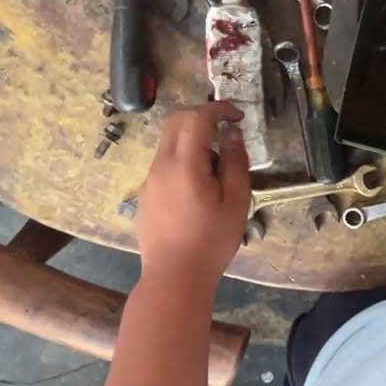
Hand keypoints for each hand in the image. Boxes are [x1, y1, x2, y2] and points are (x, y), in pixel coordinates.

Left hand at [133, 102, 250, 291]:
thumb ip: (235, 162)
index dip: (218, 109)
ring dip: (193, 140)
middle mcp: (161, 166)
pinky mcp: (146, 194)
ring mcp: (149, 180)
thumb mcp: (236, 201)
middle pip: (177, 122)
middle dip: (203, 117)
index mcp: (184, 164)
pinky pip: (164, 163)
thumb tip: (232, 133)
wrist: (174, 277)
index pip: (197, 118)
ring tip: (218, 167)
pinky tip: (200, 186)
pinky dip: (184, 158)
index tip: (238, 116)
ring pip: (169, 142)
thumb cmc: (211, 241)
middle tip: (228, 130)